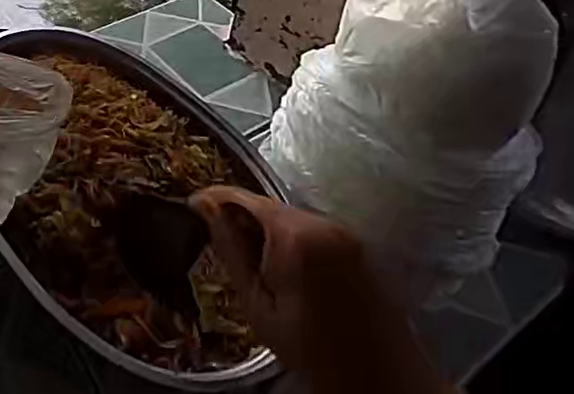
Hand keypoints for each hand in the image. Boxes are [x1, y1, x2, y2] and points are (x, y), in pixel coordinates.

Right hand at [190, 187, 444, 391]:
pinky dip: (290, 238)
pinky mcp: (354, 242)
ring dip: (265, 228)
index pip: (243, 197)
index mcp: (294, 234)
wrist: (381, 380)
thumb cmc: (313, 351)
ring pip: (287, 215)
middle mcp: (321, 221)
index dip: (213, 198)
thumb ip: (231, 251)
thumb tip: (204, 208)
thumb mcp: (259, 307)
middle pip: (266, 205)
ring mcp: (341, 230)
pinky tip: (282, 267)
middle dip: (241, 218)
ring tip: (251, 258)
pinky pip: (309, 226)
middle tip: (219, 238)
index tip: (192, 204)